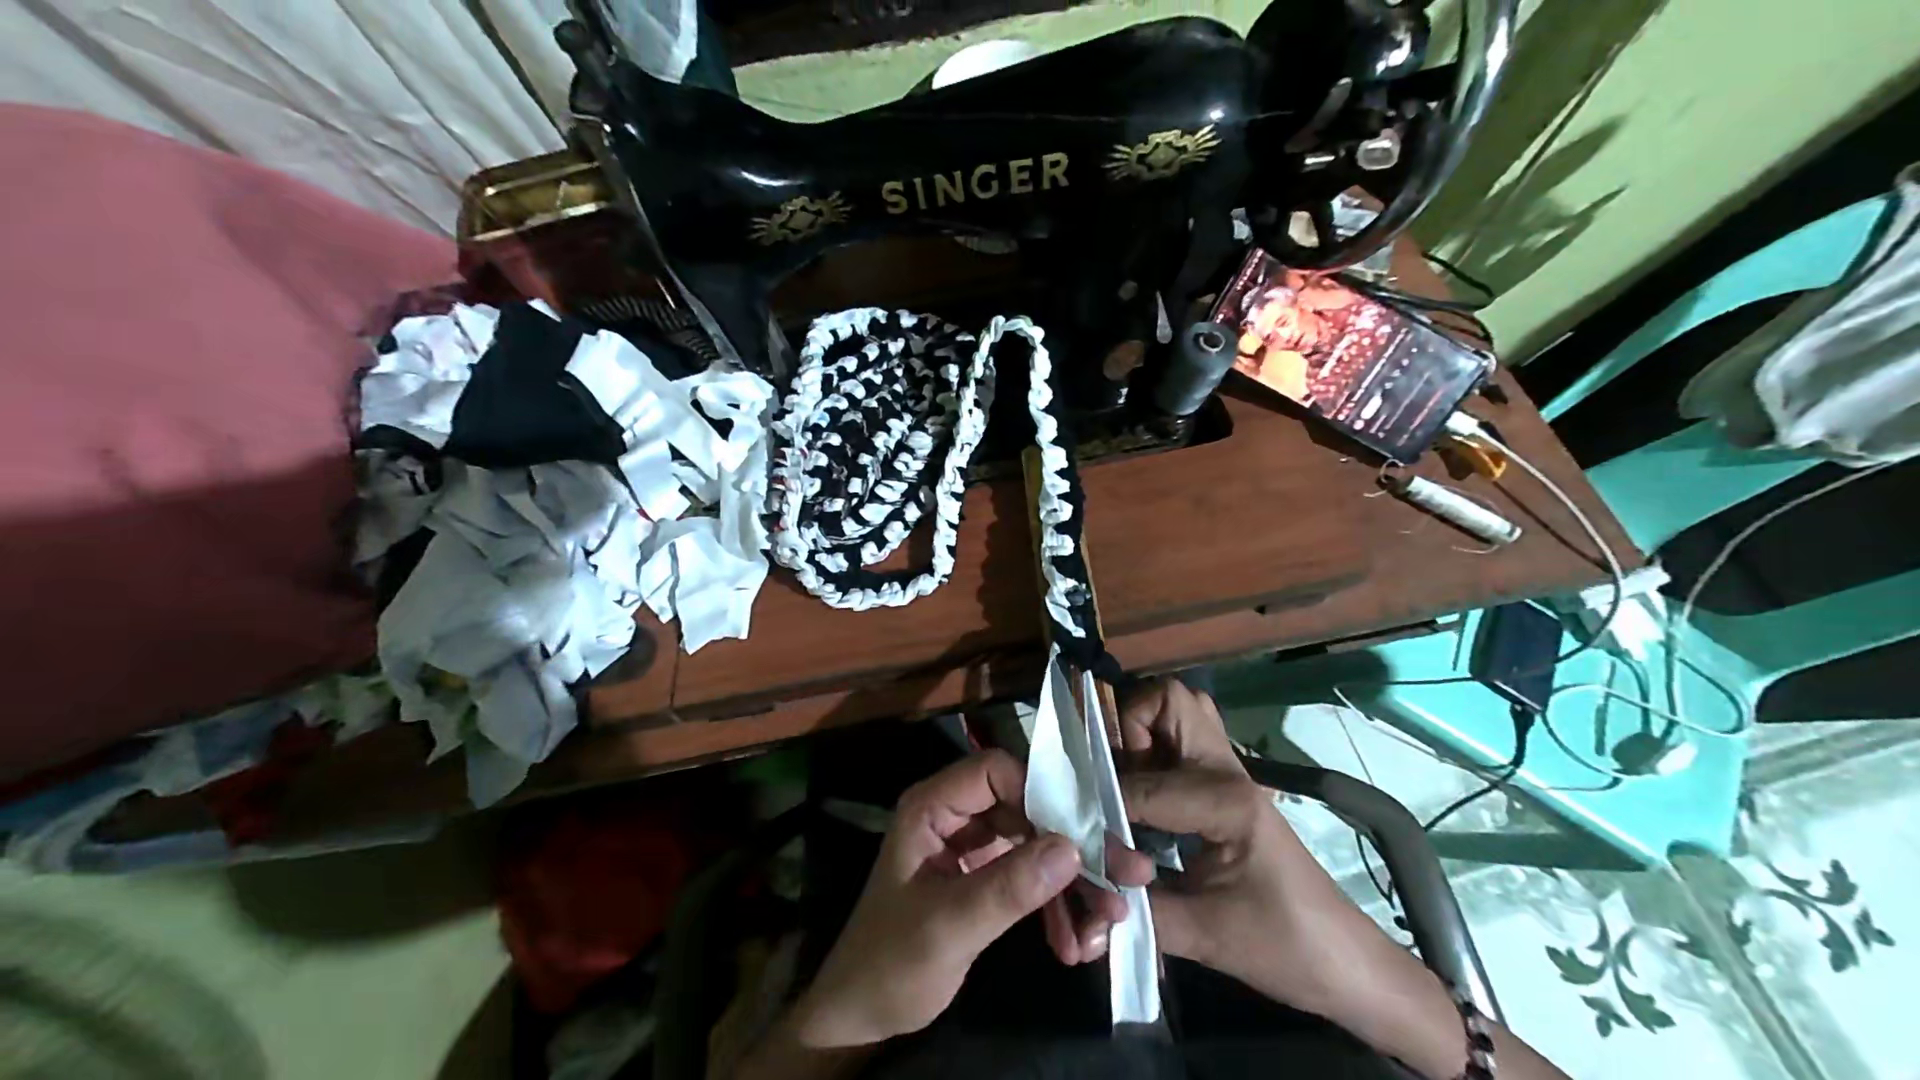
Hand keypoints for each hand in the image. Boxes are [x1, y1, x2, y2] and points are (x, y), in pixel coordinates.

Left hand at [786, 750, 1100, 1048]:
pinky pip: (1032, 874)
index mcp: (933, 807)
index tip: (1088, 834)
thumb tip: (1073, 848)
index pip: (996, 772)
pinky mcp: (985, 875)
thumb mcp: (948, 927)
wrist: (862, 1013)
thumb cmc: (890, 962)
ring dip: (1073, 882)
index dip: (1042, 794)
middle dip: (1074, 845)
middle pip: (1026, 807)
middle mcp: (955, 816)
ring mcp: (972, 846)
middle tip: (1126, 877)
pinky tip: (1076, 944)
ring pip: (1036, 842)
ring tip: (1108, 924)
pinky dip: (1057, 904)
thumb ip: (1008, 887)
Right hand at [1115, 678, 1389, 1018]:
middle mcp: (1227, 770)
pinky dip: (1154, 748)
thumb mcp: (1202, 935)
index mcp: (1226, 801)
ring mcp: (1230, 772)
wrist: (1346, 963)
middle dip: (1126, 728)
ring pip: (1178, 709)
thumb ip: (1134, 904)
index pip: (1141, 786)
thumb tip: (1082, 885)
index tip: (1084, 839)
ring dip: (1141, 731)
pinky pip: (1184, 738)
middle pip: (1166, 700)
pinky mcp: (1227, 784)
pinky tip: (1141, 797)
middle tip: (1109, 779)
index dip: (1104, 811)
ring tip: (1125, 781)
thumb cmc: (1283, 947)